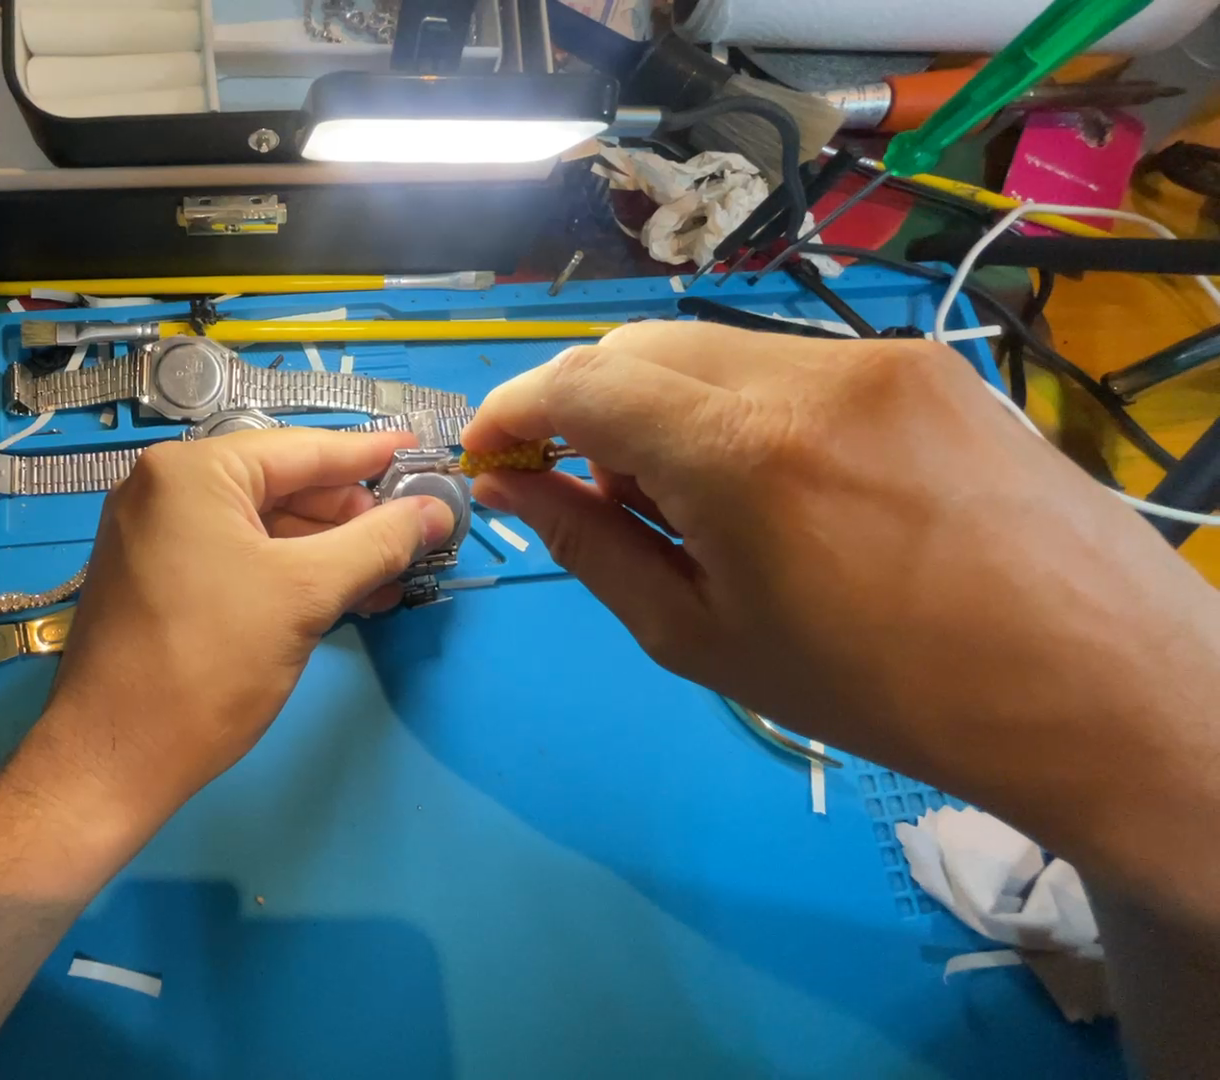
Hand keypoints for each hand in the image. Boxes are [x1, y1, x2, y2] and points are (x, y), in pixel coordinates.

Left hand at [19, 429, 457, 825]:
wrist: (113, 760)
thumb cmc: (209, 665)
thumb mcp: (304, 595)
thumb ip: (377, 542)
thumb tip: (435, 511)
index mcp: (192, 471)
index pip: (301, 450)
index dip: (369, 455)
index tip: (422, 453)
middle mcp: (166, 488)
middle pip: (282, 486)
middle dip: (352, 516)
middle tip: (415, 535)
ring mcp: (156, 534)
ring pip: (262, 527)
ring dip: (326, 552)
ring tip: (389, 577)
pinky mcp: (158, 577)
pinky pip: (238, 557)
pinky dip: (288, 573)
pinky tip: (340, 594)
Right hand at [463, 323, 1219, 872]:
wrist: (1106, 695)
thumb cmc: (871, 688)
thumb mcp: (691, 631)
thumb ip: (585, 540)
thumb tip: (509, 482)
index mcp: (740, 453)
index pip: (582, 383)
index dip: (512, 407)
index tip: (484, 448)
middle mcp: (805, 374)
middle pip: (632, 347)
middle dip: (572, 404)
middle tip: (565, 480)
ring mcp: (871, 358)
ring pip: (697, 349)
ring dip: (642, 405)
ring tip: (665, 495)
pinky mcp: (915, 364)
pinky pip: (768, 363)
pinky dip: (713, 404)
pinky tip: (742, 477)